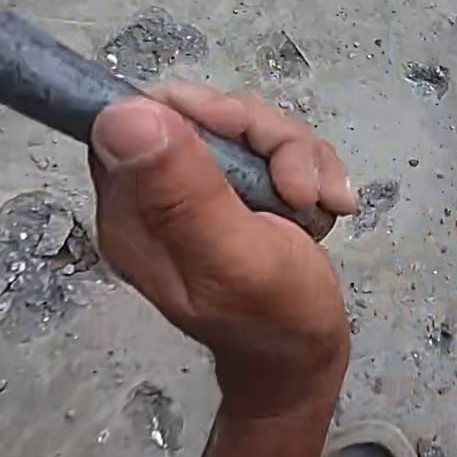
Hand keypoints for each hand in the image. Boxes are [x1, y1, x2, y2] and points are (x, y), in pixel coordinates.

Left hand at [89, 83, 356, 419]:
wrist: (308, 349)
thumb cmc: (269, 314)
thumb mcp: (230, 256)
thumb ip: (183, 191)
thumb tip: (124, 113)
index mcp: (137, 208)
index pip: (141, 116)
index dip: (192, 107)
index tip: (238, 130)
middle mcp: (171, 189)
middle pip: (217, 114)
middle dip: (270, 138)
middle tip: (294, 185)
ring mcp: (219, 186)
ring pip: (262, 127)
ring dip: (305, 158)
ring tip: (318, 202)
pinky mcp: (259, 185)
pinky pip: (294, 147)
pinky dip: (321, 168)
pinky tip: (331, 204)